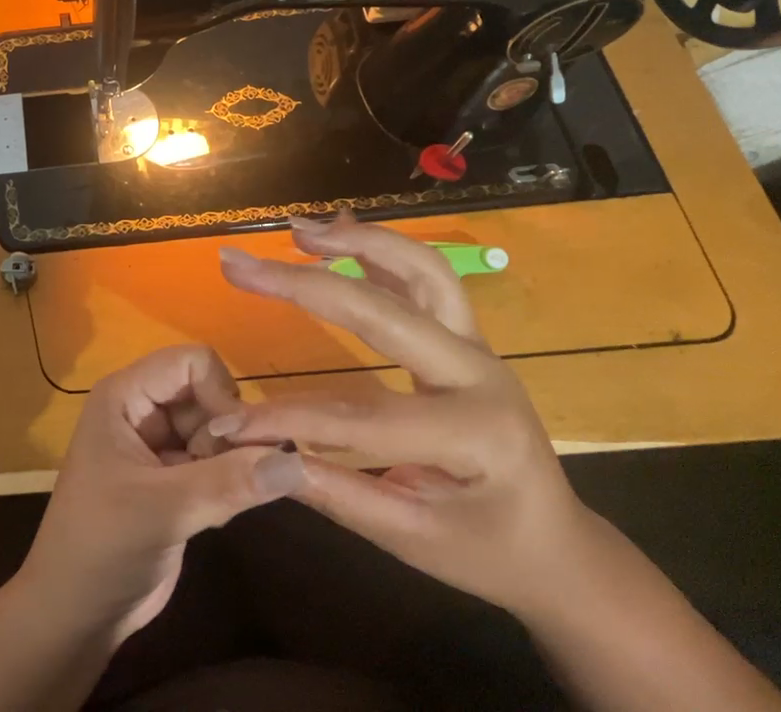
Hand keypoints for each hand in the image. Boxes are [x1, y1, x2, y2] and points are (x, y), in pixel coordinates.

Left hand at [18, 344, 307, 639]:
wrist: (79, 609)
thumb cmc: (101, 547)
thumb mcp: (162, 510)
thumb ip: (227, 482)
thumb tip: (295, 462)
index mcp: (124, 397)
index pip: (191, 362)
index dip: (221, 394)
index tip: (232, 444)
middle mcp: (142, 411)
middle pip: (210, 394)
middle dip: (229, 434)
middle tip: (227, 481)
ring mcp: (160, 446)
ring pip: (220, 430)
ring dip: (232, 464)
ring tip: (214, 504)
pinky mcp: (177, 480)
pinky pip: (221, 462)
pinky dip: (231, 483)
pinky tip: (215, 517)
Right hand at [210, 214, 603, 615]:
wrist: (557, 546)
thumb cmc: (486, 550)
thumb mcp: (410, 538)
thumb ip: (335, 493)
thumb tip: (258, 457)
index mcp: (475, 433)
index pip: (358, 416)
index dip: (285, 417)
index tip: (224, 424)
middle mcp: (482, 375)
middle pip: (386, 311)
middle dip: (303, 284)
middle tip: (237, 263)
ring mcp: (480, 349)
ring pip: (423, 271)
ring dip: (357, 243)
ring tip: (298, 230)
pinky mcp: (468, 340)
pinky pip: (426, 280)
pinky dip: (378, 252)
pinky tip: (335, 236)